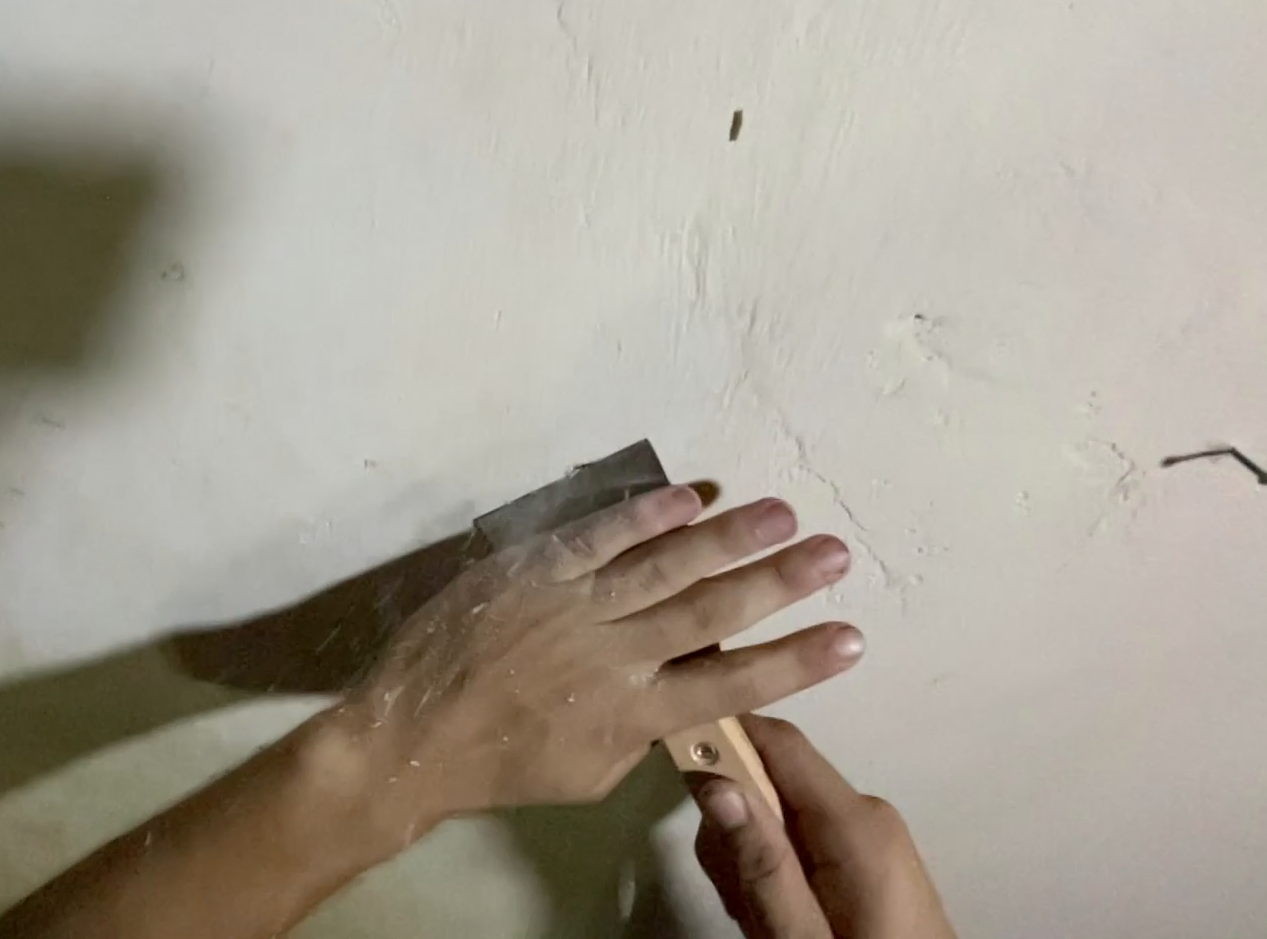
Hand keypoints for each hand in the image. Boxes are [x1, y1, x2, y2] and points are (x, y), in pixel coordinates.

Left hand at [332, 485, 862, 824]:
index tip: (851, 636)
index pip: (733, 686)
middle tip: (835, 552)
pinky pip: (596, 538)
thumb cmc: (503, 762)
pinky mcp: (534, 571)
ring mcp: (574, 606)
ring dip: (727, 539)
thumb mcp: (589, 770)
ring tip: (782, 514)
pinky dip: (642, 517)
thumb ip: (644, 731)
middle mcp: (616, 655)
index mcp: (634, 716)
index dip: (796, 661)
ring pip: (664, 568)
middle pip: (711, 614)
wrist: (415, 734)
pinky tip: (686, 497)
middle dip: (778, 583)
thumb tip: (685, 694)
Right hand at [692, 715, 955, 937]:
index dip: (720, 734)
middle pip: (768, 775)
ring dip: (748, 850)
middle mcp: (866, 811)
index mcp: (856, 823)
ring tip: (758, 916)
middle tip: (731, 888)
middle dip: (732, 819)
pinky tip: (780, 913)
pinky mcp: (867, 856)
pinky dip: (773, 863)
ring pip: (775, 805)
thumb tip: (715, 782)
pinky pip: (797, 832)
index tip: (675, 765)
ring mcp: (870, 834)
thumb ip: (762, 865)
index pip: (776, 738)